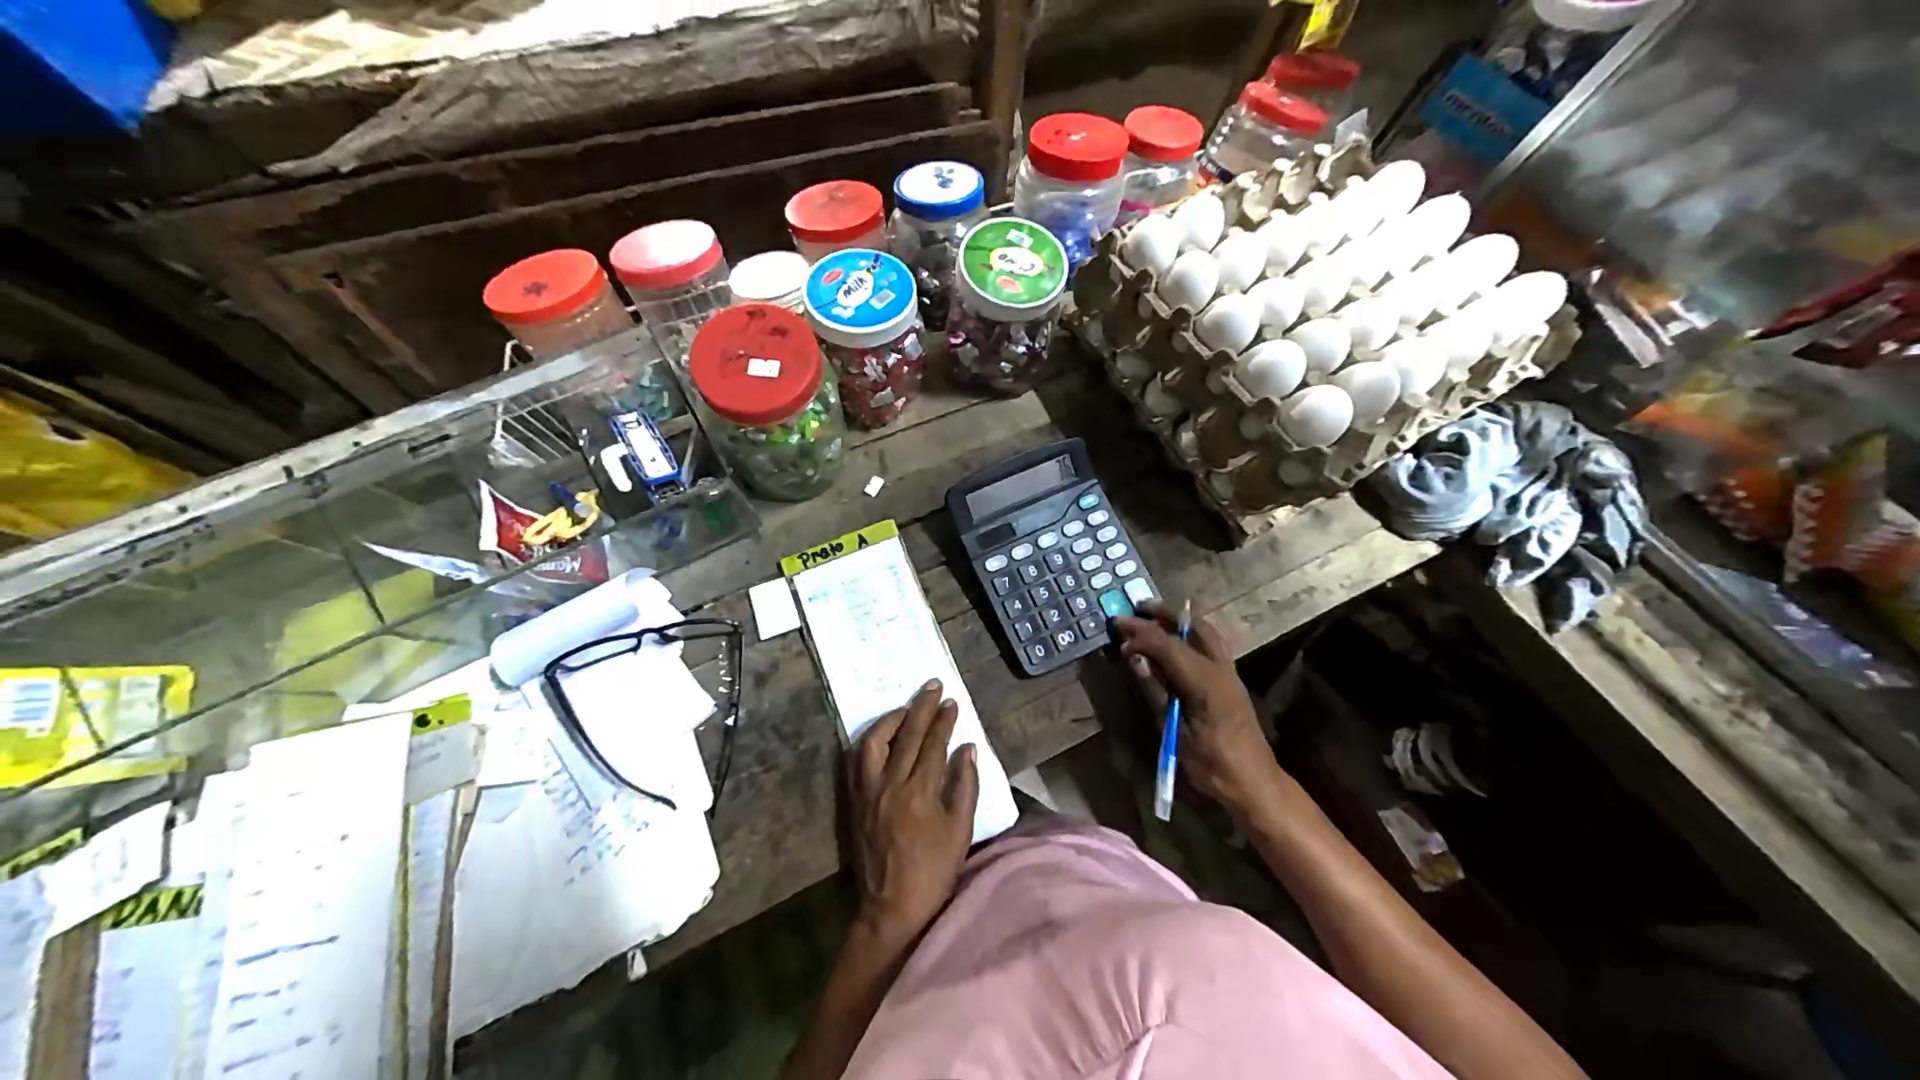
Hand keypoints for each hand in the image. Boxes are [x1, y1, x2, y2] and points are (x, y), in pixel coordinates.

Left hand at [848, 679, 979, 939]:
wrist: (891, 907)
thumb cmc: (934, 871)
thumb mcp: (960, 831)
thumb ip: (965, 786)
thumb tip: (967, 748)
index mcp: (920, 792)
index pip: (933, 743)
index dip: (944, 720)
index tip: (952, 702)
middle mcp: (891, 784)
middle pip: (906, 734)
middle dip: (922, 707)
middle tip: (933, 686)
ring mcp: (868, 791)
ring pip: (874, 742)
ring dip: (891, 719)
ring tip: (906, 707)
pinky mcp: (854, 800)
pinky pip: (857, 760)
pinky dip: (870, 741)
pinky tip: (880, 734)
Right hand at [1114, 601, 1282, 816]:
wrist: (1253, 783)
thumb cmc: (1210, 763)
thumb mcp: (1174, 729)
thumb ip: (1154, 689)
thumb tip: (1132, 656)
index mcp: (1204, 679)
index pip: (1166, 643)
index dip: (1139, 631)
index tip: (1115, 624)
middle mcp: (1220, 667)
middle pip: (1191, 626)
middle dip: (1163, 613)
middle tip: (1137, 608)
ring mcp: (1230, 672)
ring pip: (1206, 631)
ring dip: (1179, 620)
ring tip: (1154, 617)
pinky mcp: (1232, 680)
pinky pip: (1211, 644)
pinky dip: (1191, 633)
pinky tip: (1176, 641)